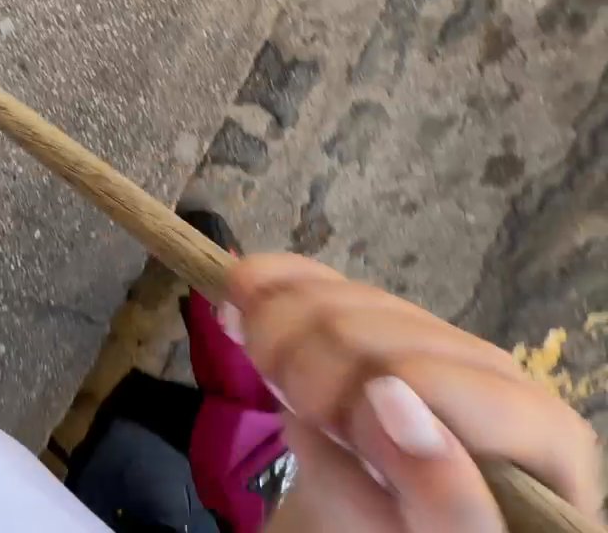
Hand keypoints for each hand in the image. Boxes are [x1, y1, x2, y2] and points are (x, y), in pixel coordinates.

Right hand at [229, 254, 601, 532]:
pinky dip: (253, 286)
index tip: (340, 439)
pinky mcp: (359, 302)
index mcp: (534, 427)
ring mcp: (418, 325)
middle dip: (304, 369)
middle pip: (361, 325)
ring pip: (320, 293)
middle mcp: (487, 363)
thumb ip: (443, 493)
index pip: (424, 373)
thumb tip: (392, 398)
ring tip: (280, 385)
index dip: (360, 399)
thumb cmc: (409, 532)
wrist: (369, 513)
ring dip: (272, 338)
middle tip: (302, 414)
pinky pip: (293, 268)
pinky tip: (238, 314)